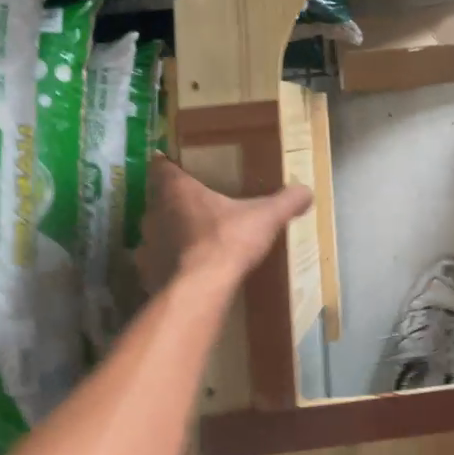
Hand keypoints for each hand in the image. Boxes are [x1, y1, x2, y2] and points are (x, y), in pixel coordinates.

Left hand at [134, 159, 312, 290]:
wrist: (200, 292)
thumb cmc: (228, 241)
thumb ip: (286, 201)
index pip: (160, 166)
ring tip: (192, 237)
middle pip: (157, 198)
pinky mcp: (146, 274)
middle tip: (198, 202)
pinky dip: (167, 262)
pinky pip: (154, 262)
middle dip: (174, 200)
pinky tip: (185, 268)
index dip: (168, 163)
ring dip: (169, 232)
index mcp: (178, 191)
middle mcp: (154, 213)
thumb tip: (307, 192)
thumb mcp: (266, 217)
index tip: (178, 163)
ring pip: (154, 231)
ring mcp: (146, 246)